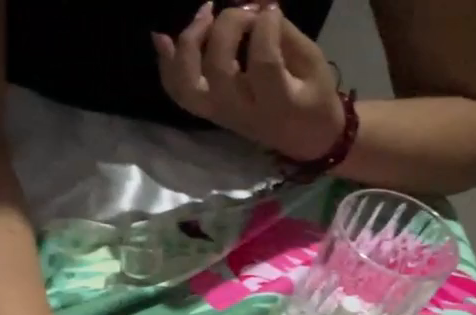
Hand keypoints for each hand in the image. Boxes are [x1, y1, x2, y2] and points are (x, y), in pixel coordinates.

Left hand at [154, 2, 345, 161]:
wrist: (304, 139)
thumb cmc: (313, 99)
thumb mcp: (313, 64)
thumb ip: (285, 34)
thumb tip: (259, 6)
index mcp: (276, 104)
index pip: (261, 63)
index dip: (263, 27)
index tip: (271, 11)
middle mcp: (241, 112)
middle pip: (218, 68)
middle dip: (228, 27)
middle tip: (245, 10)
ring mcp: (219, 114)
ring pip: (189, 83)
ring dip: (190, 42)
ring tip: (206, 13)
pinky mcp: (208, 111)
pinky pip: (178, 92)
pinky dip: (166, 64)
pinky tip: (162, 37)